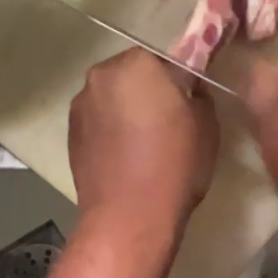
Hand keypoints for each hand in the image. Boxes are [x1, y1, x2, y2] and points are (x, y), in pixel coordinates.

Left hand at [68, 48, 218, 237]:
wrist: (128, 217)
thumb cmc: (174, 167)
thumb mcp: (207, 126)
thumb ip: (198, 95)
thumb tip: (188, 88)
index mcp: (138, 64)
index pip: (165, 60)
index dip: (178, 82)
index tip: (186, 106)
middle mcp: (102, 75)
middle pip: (132, 74)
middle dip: (147, 92)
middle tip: (165, 126)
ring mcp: (81, 104)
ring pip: (112, 98)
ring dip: (126, 111)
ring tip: (143, 147)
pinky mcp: (71, 133)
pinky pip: (98, 121)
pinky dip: (110, 131)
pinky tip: (124, 158)